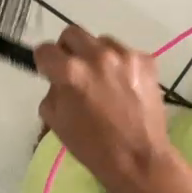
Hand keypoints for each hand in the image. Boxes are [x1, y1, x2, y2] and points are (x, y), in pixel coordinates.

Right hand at [34, 26, 180, 192]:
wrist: (139, 159)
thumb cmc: (92, 147)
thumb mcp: (56, 121)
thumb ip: (52, 91)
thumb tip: (57, 77)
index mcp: (70, 72)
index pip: (45, 50)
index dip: (45, 63)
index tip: (50, 72)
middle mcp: (97, 56)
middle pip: (72, 33)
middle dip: (68, 50)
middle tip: (74, 70)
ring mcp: (125, 55)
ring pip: (101, 41)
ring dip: (97, 56)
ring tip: (104, 80)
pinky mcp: (146, 60)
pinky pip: (125, 53)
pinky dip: (121, 65)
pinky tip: (125, 86)